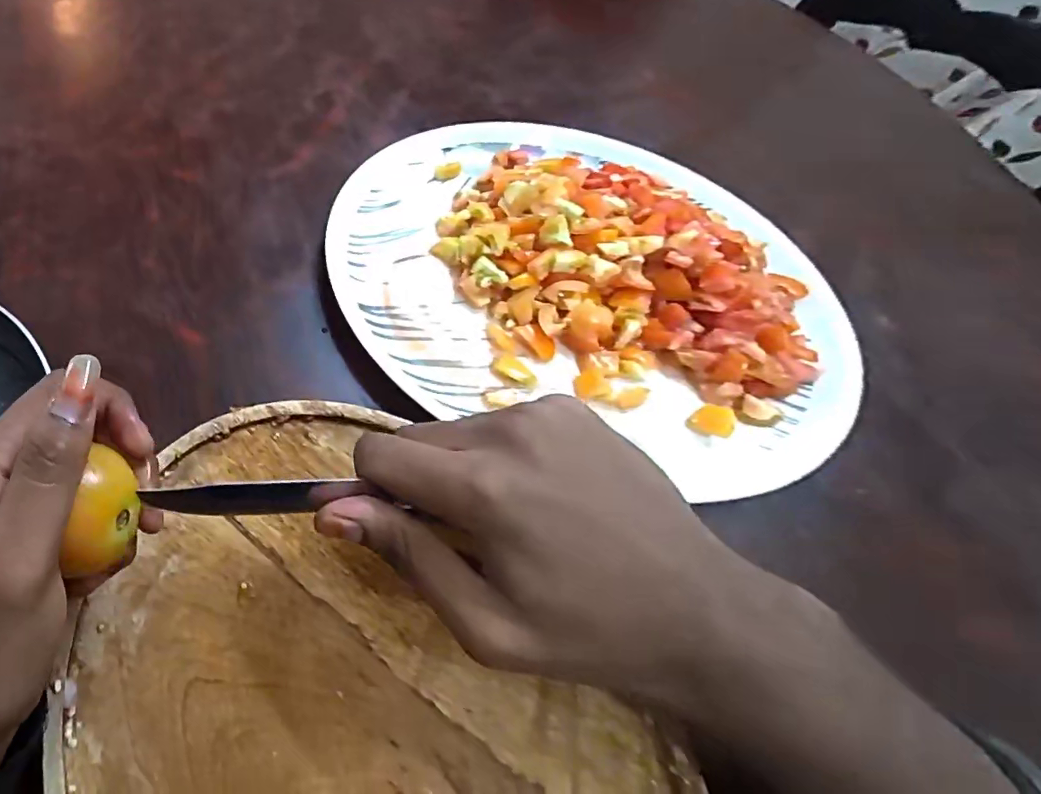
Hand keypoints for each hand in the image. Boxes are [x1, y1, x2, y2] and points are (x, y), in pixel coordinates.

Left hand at [0, 356, 162, 782]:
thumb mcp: (21, 554)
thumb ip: (50, 468)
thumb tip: (82, 377)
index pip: (58, 391)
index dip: (108, 406)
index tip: (144, 451)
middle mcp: (7, 468)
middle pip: (79, 422)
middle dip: (123, 448)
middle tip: (149, 491)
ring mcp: (25, 501)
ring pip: (92, 464)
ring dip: (124, 493)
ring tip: (144, 533)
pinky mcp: (43, 532)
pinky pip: (90, 507)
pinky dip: (111, 528)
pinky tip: (112, 565)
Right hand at [317, 397, 1013, 793]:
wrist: (709, 616)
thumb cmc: (587, 635)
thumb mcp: (484, 625)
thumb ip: (404, 556)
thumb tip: (331, 510)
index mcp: (481, 486)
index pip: (374, 453)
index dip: (370, 490)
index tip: (397, 524)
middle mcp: (506, 428)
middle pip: (410, 438)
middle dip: (415, 481)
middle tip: (461, 532)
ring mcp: (543, 409)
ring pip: (452, 429)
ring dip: (457, 467)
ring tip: (509, 515)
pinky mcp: (570, 405)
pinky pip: (498, 421)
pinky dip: (498, 452)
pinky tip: (543, 491)